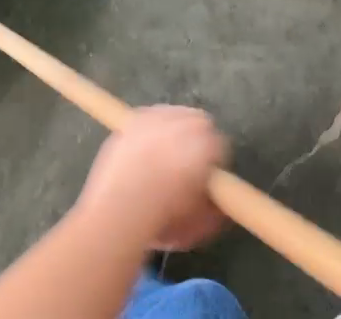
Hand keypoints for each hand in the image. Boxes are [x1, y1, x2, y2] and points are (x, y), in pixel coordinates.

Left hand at [75, 106, 227, 251]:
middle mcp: (190, 123)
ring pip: (176, 116)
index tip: (204, 179)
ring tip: (162, 156)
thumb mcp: (197, 225)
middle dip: (196, 142)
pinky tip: (143, 149)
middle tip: (184, 165)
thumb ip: (214, 210)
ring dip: (174, 131)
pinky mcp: (137, 117)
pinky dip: (151, 129)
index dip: (212, 163)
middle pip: (201, 125)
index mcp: (210, 145)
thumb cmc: (162, 218)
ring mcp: (162, 116)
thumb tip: (219, 204)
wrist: (119, 209)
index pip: (220, 146)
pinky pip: (151, 117)